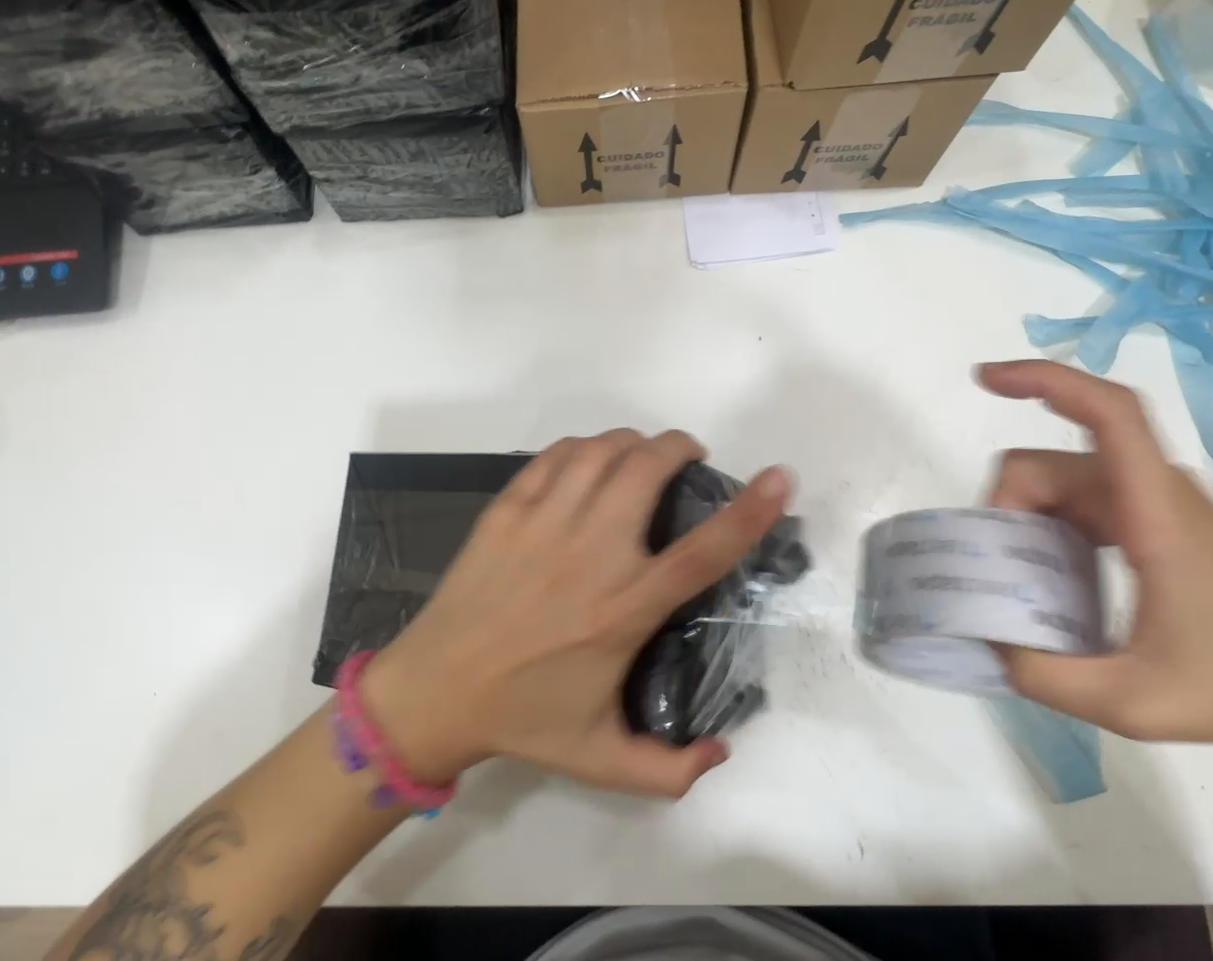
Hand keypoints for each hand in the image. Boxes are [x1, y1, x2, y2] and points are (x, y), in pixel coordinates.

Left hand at [362, 431, 791, 796]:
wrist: (433, 692)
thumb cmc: (523, 719)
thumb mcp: (601, 760)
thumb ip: (669, 770)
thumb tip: (722, 753)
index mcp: (623, 609)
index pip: (703, 551)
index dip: (750, 510)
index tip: (779, 477)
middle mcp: (589, 555)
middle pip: (646, 470)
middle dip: (677, 448)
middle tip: (688, 459)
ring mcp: (542, 525)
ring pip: (600, 452)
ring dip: (632, 442)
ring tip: (643, 454)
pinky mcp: (504, 512)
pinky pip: (552, 457)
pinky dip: (581, 447)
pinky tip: (589, 461)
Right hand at [977, 360, 1212, 765]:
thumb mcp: (1130, 705)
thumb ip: (1044, 677)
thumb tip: (988, 639)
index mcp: (1159, 517)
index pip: (1112, 415)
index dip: (1046, 381)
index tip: (986, 379)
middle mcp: (1157, 497)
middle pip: (1053, 465)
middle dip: (1005, 508)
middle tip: (998, 576)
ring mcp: (1159, 509)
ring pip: (1060, 485)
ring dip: (1024, 524)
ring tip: (1024, 589)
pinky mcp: (1159, 527)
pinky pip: (1080, 506)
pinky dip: (1048, 533)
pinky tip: (1051, 581)